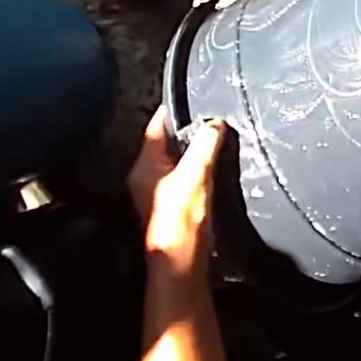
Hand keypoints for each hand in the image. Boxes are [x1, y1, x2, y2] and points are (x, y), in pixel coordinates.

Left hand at [128, 107, 229, 278]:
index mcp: (145, 165)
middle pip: (167, 142)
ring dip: (194, 149)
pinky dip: (198, 167)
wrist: (181, 263)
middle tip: (209, 117)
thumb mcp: (196, 173)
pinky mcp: (174, 204)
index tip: (188, 97)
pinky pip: (186, 174)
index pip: (156, 126)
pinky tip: (214, 166)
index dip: (172, 110)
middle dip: (187, 129)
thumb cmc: (181, 219)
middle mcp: (147, 176)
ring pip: (177, 159)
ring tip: (215, 137)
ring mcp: (159, 191)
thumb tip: (215, 123)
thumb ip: (205, 144)